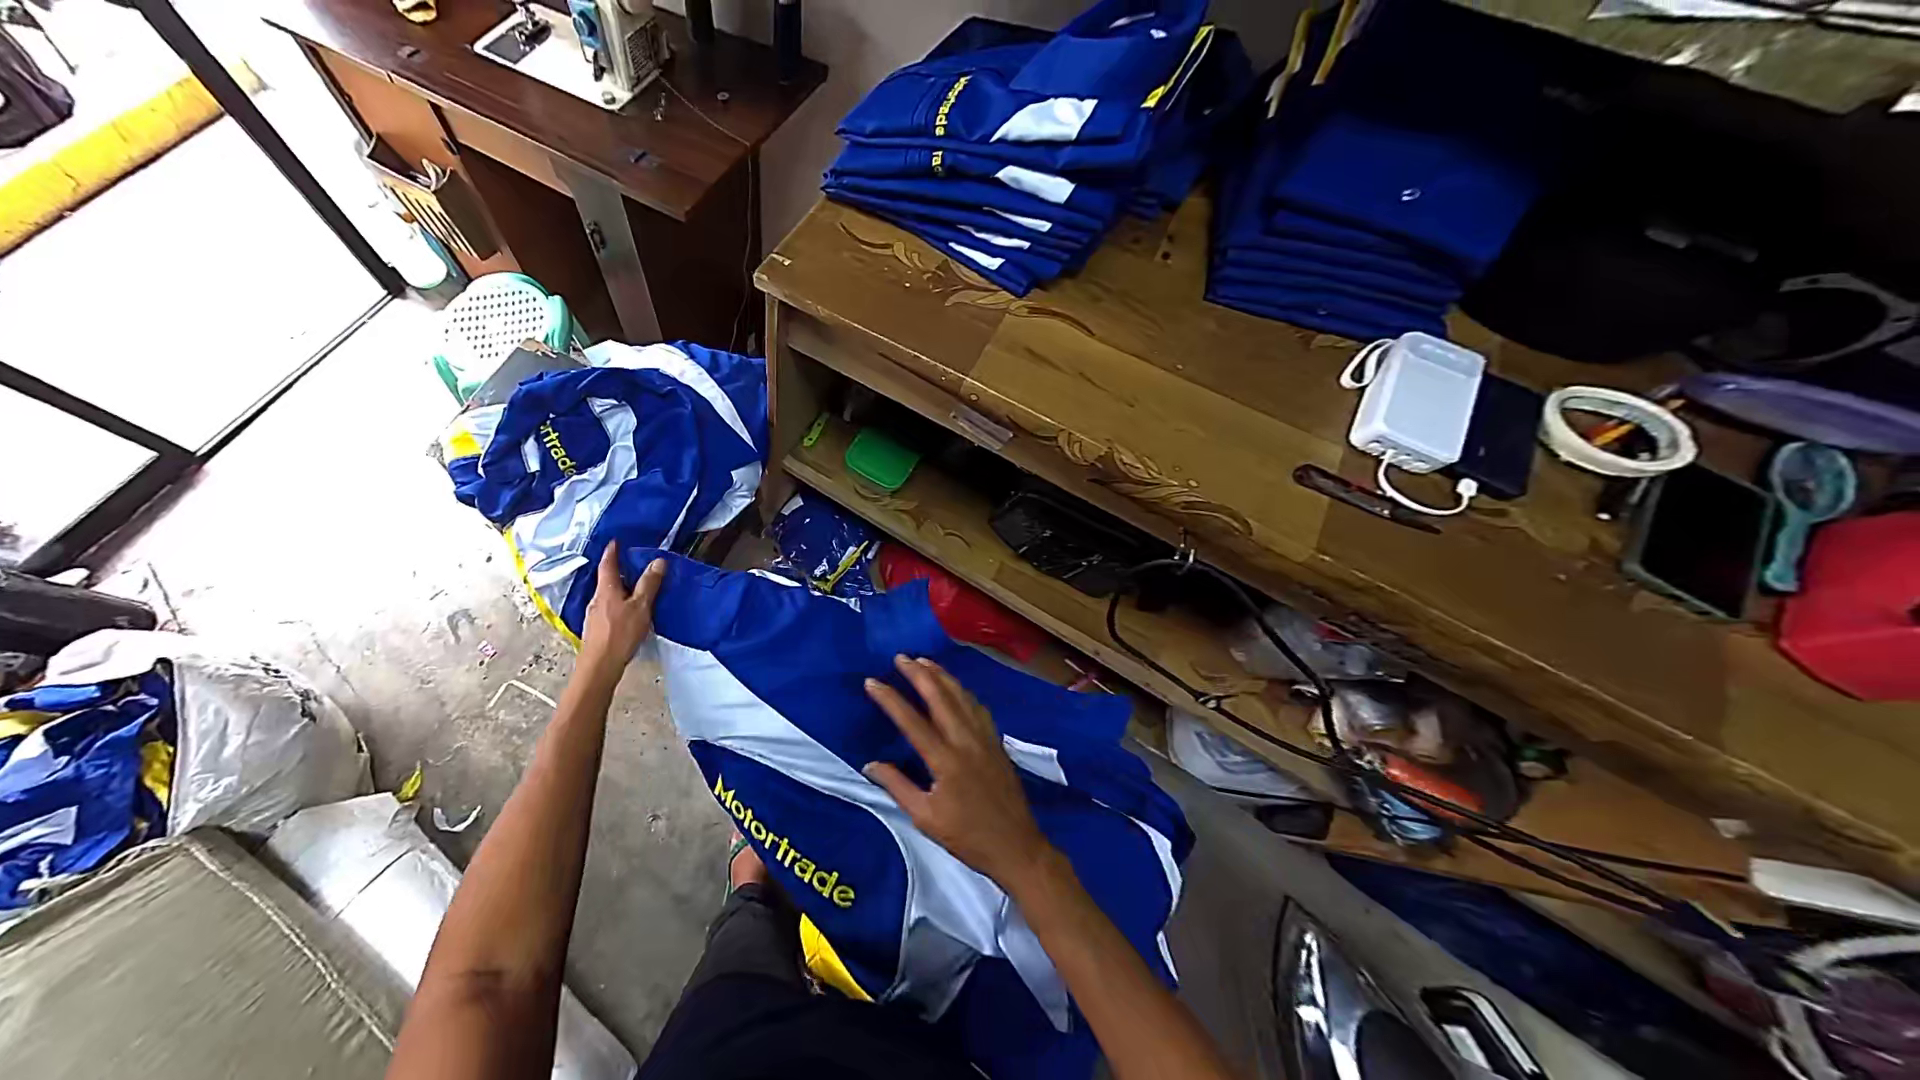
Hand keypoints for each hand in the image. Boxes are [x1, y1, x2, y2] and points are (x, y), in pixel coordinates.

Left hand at [578, 544, 664, 684]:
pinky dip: (618, 602)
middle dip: (618, 570)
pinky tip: (627, 610)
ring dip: (619, 587)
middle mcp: (597, 599)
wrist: (600, 666)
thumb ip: (649, 584)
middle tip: (632, 563)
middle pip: (606, 579)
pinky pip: (608, 607)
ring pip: (607, 594)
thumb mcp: (641, 607)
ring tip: (634, 586)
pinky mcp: (597, 627)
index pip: (608, 564)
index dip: (612, 552)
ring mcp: (594, 614)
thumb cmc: (620, 633)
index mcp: (606, 590)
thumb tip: (658, 561)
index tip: (616, 541)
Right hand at [864, 655, 1054, 889]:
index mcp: (945, 760)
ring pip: (962, 697)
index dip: (890, 699)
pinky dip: (963, 692)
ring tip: (924, 661)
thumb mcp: (925, 818)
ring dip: (942, 676)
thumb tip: (871, 764)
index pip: (912, 721)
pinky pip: (978, 708)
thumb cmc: (967, 837)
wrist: (1016, 846)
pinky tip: (956, 687)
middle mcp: (966, 741)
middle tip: (901, 657)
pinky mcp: (997, 742)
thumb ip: (898, 786)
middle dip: (919, 674)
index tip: (872, 681)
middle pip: (941, 697)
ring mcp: (985, 739)